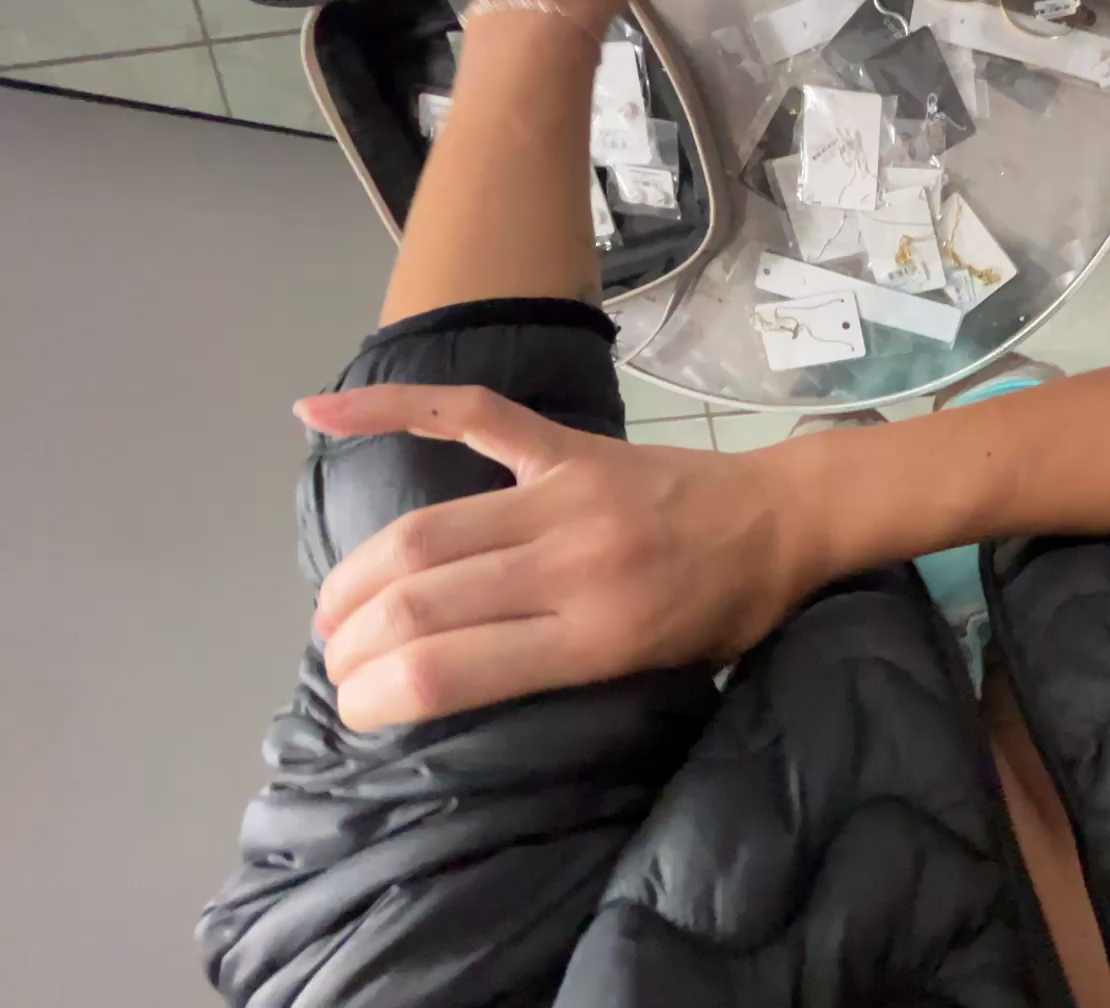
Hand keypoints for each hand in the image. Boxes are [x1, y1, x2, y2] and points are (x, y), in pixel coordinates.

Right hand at [296, 384, 815, 731]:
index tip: (364, 705)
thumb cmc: (737, 605)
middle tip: (343, 659)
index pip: (443, 672)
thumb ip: (580, 685)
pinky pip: (472, 418)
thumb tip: (472, 689)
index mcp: (601, 635)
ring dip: (355, 574)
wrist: (786, 518)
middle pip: (415, 603)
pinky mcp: (575, 449)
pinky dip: (395, 409)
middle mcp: (572, 564)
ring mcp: (569, 495)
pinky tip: (317, 413)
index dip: (377, 696)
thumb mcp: (673, 673)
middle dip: (352, 642)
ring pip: (422, 532)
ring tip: (338, 608)